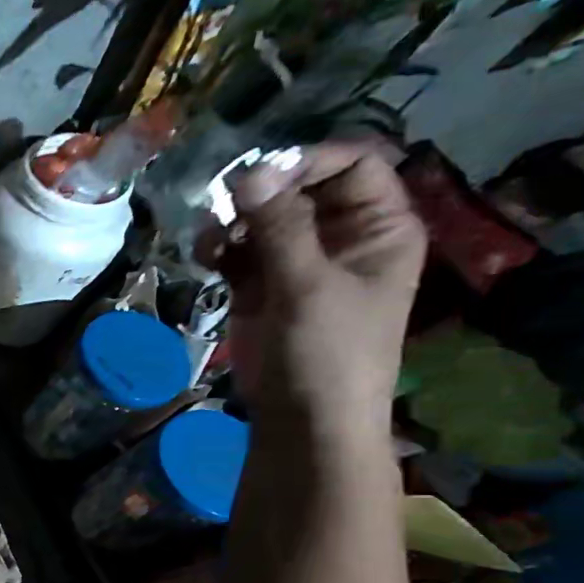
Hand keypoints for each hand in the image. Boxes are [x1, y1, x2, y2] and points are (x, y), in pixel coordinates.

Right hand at [211, 142, 425, 438]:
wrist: (303, 419)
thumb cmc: (326, 353)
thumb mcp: (308, 285)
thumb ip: (279, 227)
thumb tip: (249, 172)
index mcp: (378, 228)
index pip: (352, 165)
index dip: (308, 162)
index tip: (258, 176)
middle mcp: (340, 237)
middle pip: (300, 189)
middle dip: (259, 193)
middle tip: (221, 206)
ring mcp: (298, 263)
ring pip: (263, 219)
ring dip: (232, 221)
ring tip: (208, 239)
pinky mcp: (262, 287)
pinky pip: (240, 251)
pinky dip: (221, 248)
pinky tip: (205, 256)